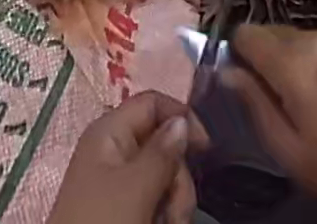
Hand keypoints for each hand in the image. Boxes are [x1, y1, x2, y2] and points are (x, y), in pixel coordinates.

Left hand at [47, 91, 208, 223]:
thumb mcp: (135, 188)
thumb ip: (162, 152)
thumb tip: (182, 121)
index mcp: (110, 131)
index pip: (153, 103)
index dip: (181, 117)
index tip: (206, 149)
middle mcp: (115, 151)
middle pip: (164, 145)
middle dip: (178, 178)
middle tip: (174, 210)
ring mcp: (119, 183)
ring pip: (165, 178)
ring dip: (174, 204)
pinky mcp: (125, 210)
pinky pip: (156, 202)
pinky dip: (164, 216)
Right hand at [222, 25, 316, 217]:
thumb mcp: (290, 150)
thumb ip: (254, 104)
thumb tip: (228, 72)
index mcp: (293, 62)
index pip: (247, 33)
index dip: (238, 53)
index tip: (243, 77)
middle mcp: (315, 38)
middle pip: (271, 32)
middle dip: (265, 56)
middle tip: (276, 96)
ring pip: (297, 37)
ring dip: (292, 57)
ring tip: (307, 97)